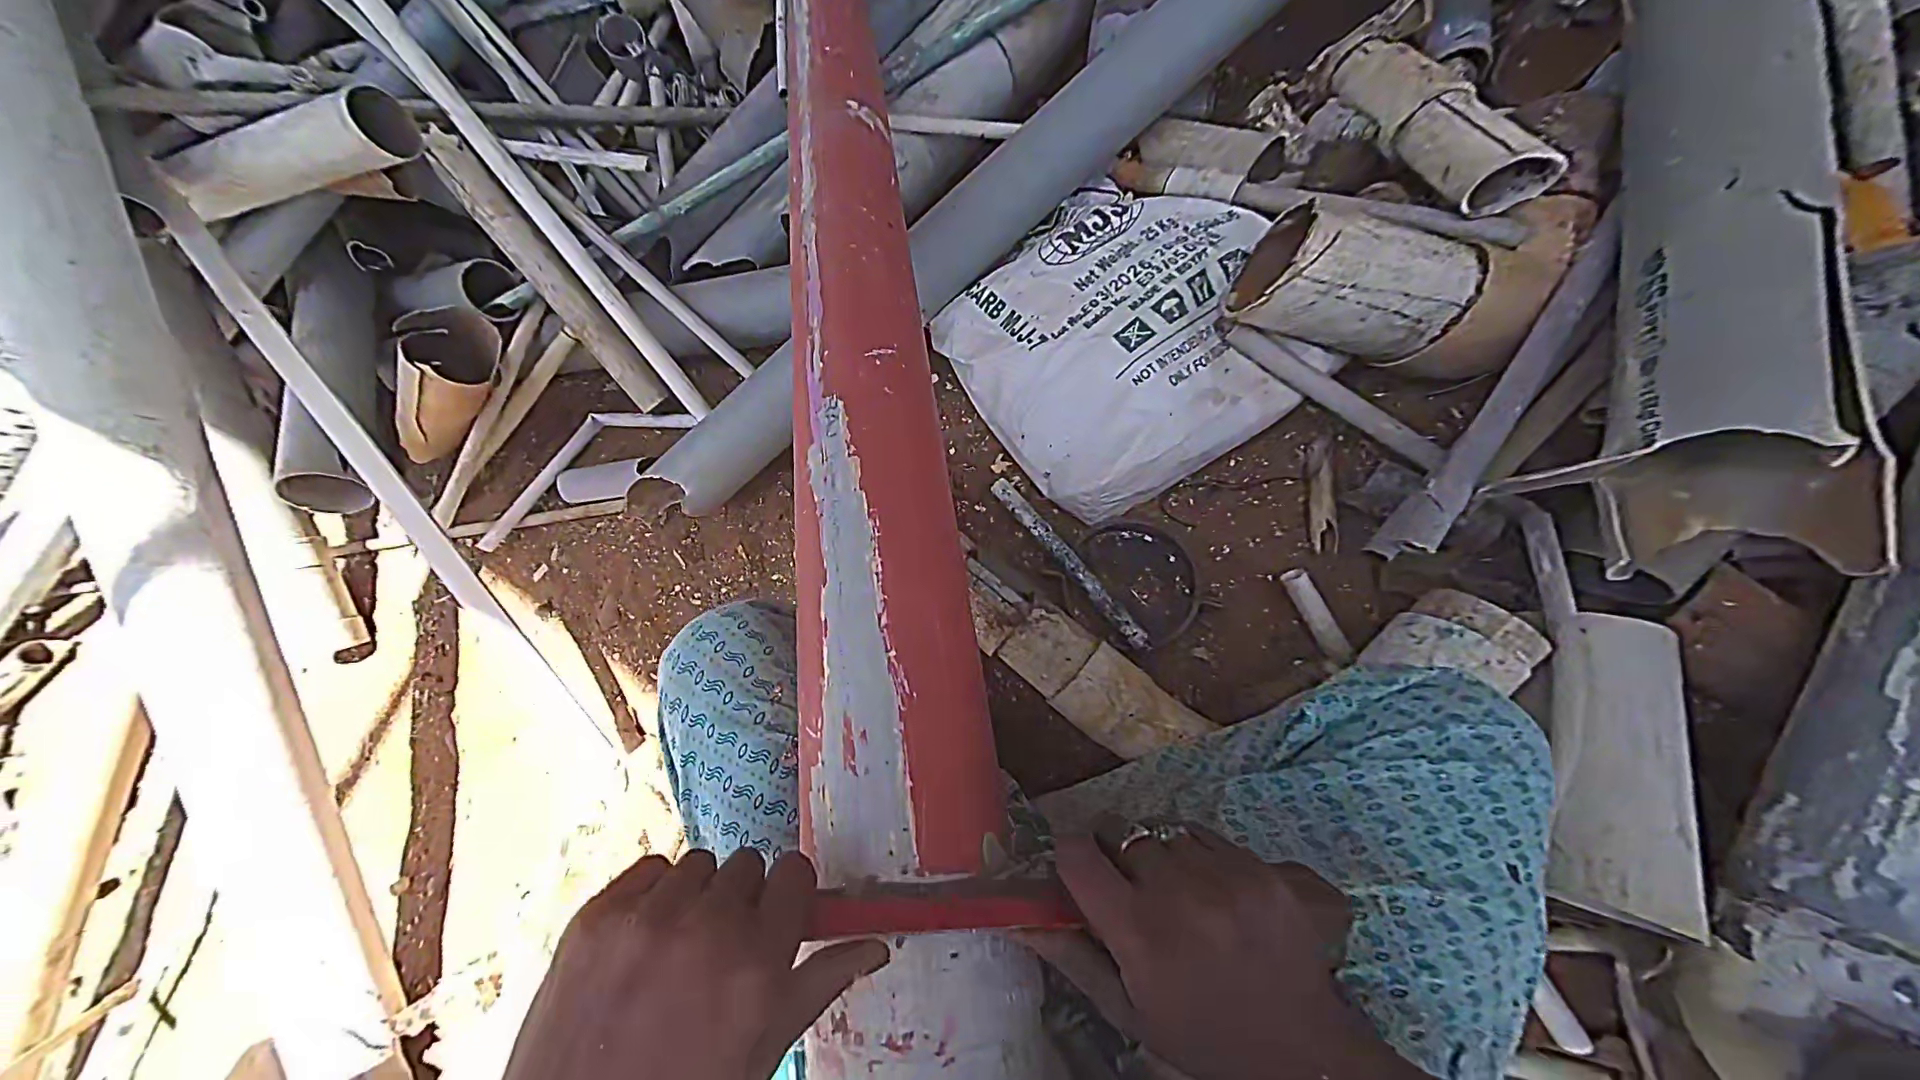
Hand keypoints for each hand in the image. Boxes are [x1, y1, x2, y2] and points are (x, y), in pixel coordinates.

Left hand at [506, 849, 889, 1079]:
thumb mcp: (764, 1049)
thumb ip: (821, 982)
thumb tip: (875, 947)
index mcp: (757, 964)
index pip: (795, 873)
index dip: (788, 895)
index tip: (776, 915)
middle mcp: (707, 929)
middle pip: (747, 864)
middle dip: (742, 899)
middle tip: (723, 947)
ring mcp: (646, 920)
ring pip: (698, 863)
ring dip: (697, 895)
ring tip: (679, 946)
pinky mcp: (595, 918)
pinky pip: (649, 868)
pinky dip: (653, 894)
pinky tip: (644, 940)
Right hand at [1021, 827, 1423, 1079]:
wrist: (1303, 1053)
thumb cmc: (1200, 1036)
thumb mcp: (1128, 1011)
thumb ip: (1072, 956)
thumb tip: (1017, 918)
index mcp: (1139, 931)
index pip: (1078, 854)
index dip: (1070, 854)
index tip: (1077, 867)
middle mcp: (1179, 892)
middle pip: (1119, 831)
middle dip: (1112, 850)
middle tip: (1127, 882)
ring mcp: (1227, 875)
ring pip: (1161, 828)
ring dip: (1155, 849)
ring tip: (1171, 885)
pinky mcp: (1263, 868)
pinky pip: (1205, 835)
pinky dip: (1195, 851)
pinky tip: (1208, 886)